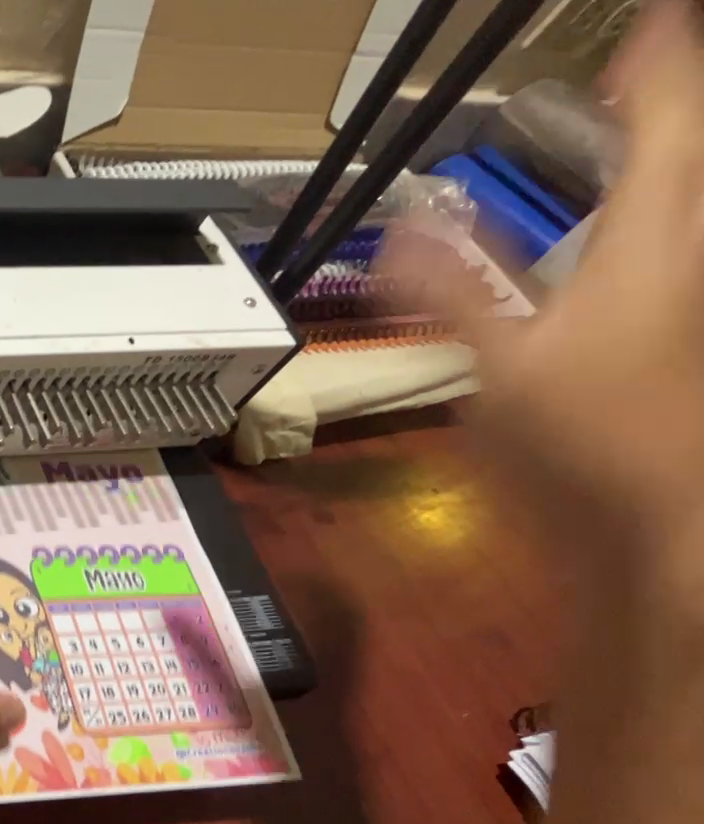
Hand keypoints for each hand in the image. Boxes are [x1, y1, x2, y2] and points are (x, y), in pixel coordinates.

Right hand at [380, 0, 703, 566]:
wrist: (660, 522)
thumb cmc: (585, 442)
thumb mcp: (498, 366)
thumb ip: (448, 293)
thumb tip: (399, 228)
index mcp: (647, 250)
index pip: (666, 133)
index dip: (656, 72)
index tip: (648, 23)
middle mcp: (677, 257)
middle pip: (685, 159)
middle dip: (666, 103)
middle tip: (638, 65)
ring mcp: (678, 294)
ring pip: (677, 204)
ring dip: (659, 153)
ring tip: (633, 119)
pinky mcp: (668, 331)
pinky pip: (662, 245)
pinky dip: (646, 209)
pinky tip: (618, 220)